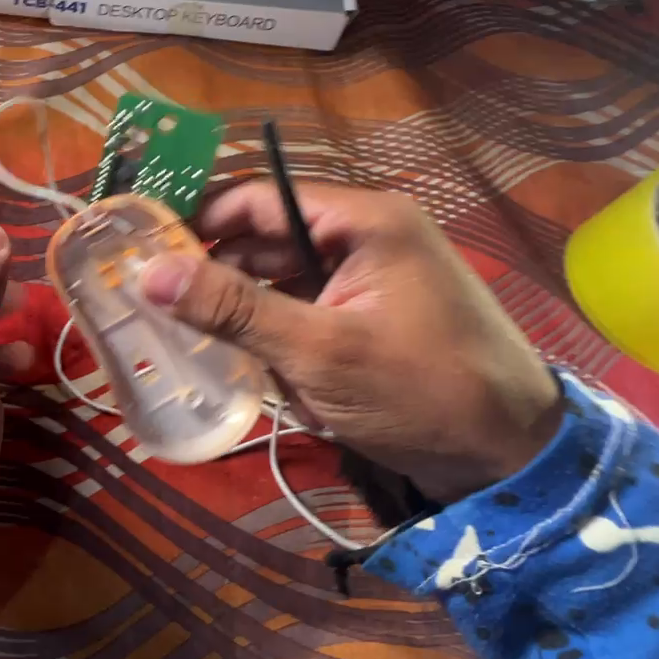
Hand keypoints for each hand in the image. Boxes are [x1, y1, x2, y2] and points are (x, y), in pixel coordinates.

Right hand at [138, 183, 563, 503]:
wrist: (513, 461)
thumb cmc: (420, 392)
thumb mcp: (317, 350)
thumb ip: (233, 308)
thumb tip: (148, 273)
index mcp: (362, 220)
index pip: (257, 197)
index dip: (198, 221)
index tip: (145, 255)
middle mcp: (363, 234)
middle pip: (264, 236)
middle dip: (216, 272)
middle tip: (158, 305)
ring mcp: (367, 275)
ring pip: (277, 275)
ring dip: (243, 309)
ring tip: (198, 338)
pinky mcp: (366, 312)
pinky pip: (300, 306)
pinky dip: (273, 332)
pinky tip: (253, 363)